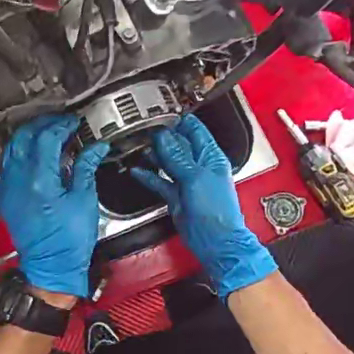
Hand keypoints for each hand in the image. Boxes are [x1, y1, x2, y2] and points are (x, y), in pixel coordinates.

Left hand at [0, 113, 110, 298]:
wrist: (50, 267)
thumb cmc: (70, 238)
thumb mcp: (84, 200)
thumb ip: (86, 167)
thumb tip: (96, 146)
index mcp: (39, 180)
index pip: (46, 138)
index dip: (62, 125)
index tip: (75, 122)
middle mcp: (17, 180)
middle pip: (23, 137)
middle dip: (43, 124)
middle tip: (62, 122)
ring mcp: (7, 188)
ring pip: (12, 148)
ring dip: (29, 135)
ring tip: (49, 132)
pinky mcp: (5, 196)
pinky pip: (8, 163)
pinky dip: (21, 151)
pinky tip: (36, 152)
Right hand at [129, 114, 276, 296]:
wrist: (216, 241)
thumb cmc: (217, 211)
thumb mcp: (195, 178)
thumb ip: (177, 158)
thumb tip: (164, 138)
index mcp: (212, 158)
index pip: (196, 131)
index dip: (181, 121)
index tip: (164, 112)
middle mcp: (200, 167)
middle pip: (179, 145)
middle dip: (163, 136)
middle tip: (145, 127)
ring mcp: (188, 182)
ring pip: (168, 162)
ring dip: (154, 154)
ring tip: (139, 144)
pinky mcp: (176, 197)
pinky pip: (160, 182)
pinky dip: (149, 176)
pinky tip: (137, 170)